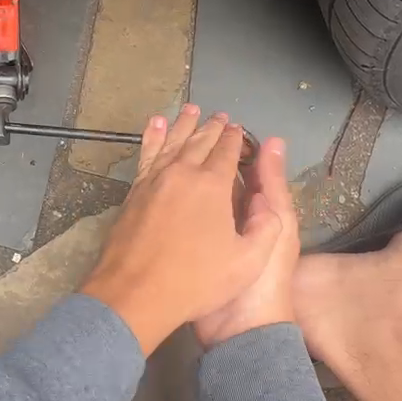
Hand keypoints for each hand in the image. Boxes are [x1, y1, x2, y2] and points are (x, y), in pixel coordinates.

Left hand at [79, 106, 282, 353]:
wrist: (136, 291)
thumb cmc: (196, 281)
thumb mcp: (247, 262)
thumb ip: (265, 228)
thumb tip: (267, 199)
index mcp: (212, 185)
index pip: (227, 152)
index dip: (236, 139)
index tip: (240, 129)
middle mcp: (183, 172)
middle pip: (200, 141)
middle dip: (213, 127)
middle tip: (220, 116)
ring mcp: (154, 178)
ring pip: (172, 141)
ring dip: (183, 124)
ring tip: (191, 109)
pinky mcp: (135, 189)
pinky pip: (147, 153)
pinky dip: (152, 135)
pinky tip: (155, 124)